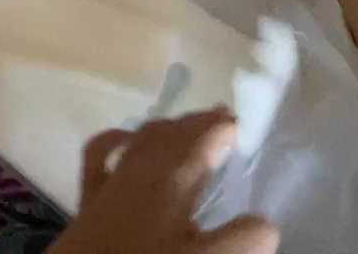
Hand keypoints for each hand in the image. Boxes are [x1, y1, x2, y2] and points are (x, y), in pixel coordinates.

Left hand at [48, 107, 278, 253]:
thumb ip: (240, 241)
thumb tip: (268, 223)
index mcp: (176, 178)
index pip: (206, 140)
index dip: (225, 128)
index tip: (242, 123)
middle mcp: (145, 167)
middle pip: (177, 132)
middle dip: (200, 121)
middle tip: (222, 116)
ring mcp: (114, 178)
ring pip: (145, 135)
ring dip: (169, 126)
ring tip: (186, 125)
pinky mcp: (89, 197)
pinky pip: (101, 153)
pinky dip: (116, 139)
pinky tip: (125, 139)